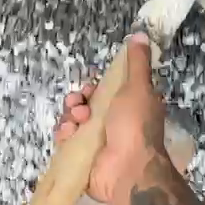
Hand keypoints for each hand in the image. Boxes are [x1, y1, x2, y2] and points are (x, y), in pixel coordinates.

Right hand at [52, 34, 170, 204]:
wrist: (127, 169)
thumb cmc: (134, 126)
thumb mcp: (138, 87)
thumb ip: (137, 62)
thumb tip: (140, 35)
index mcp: (127, 107)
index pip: (102, 92)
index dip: (92, 88)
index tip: (90, 89)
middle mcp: (112, 124)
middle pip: (83, 105)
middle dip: (77, 102)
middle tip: (81, 109)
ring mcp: (96, 142)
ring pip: (72, 121)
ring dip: (70, 118)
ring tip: (77, 124)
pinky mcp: (82, 158)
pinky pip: (66, 141)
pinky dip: (64, 135)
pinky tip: (69, 135)